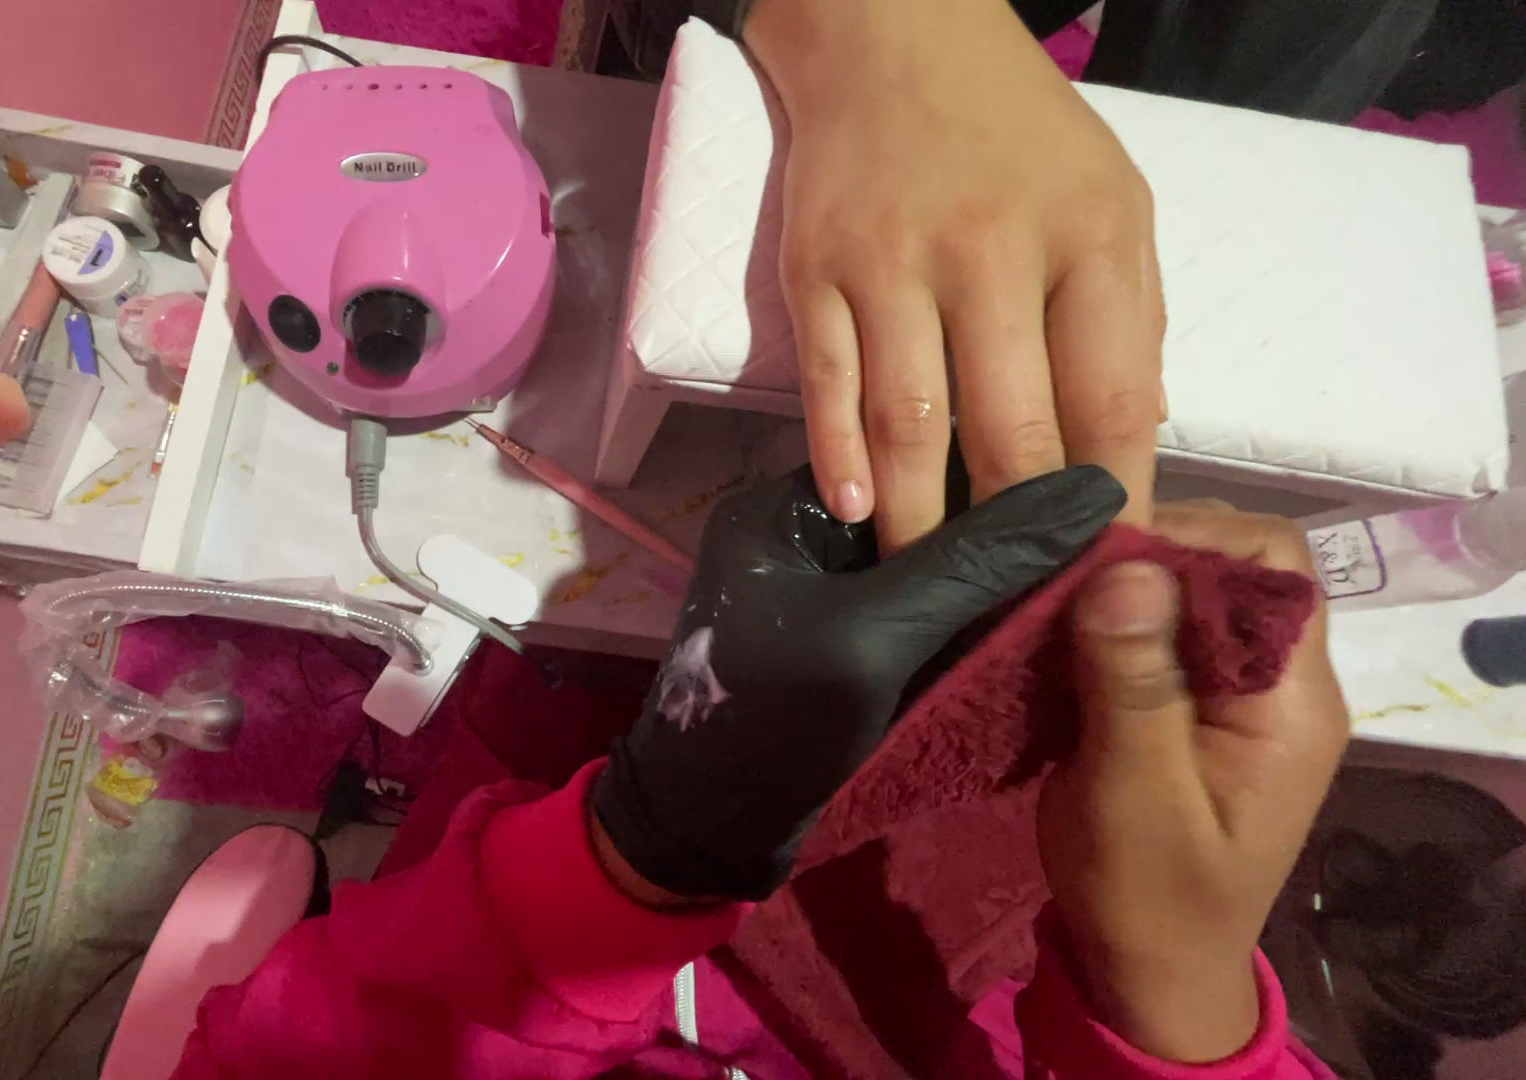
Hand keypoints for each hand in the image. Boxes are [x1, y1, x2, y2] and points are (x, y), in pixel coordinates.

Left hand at [592, 464, 1124, 901]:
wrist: (711, 825)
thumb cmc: (770, 719)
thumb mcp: (870, 635)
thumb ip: (971, 563)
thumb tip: (1092, 489)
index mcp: (780, 508)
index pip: (901, 454)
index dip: (995, 461)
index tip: (1094, 478)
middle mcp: (799, 534)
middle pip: (918, 507)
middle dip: (1002, 523)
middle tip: (1110, 530)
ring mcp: (820, 588)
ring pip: (926, 560)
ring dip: (996, 572)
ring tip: (1096, 567)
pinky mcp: (842, 637)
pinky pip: (918, 607)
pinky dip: (972, 612)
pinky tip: (1043, 613)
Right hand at [742, 0, 1164, 549]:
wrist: (893, 48)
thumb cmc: (1011, 136)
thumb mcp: (1107, 203)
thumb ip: (1119, 320)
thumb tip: (1113, 443)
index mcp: (1091, 236)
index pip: (1109, 397)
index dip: (1103, 497)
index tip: (1092, 566)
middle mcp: (990, 253)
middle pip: (1008, 424)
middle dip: (1007, 529)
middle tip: (1003, 597)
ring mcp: (890, 266)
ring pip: (908, 418)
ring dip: (915, 513)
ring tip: (918, 577)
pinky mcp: (814, 276)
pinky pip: (828, 383)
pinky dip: (835, 454)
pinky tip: (848, 508)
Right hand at [1037, 504, 1349, 1061]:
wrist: (1142, 957)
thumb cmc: (1146, 888)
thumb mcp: (1135, 792)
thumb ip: (1135, 685)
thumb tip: (1126, 571)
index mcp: (1285, 697)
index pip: (1268, 566)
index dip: (1182, 540)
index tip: (1086, 558)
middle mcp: (1264, 678)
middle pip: (1222, 567)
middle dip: (1134, 555)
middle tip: (1048, 574)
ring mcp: (1218, 689)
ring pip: (1173, 594)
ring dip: (1103, 585)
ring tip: (1034, 595)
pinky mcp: (1171, 701)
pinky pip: (1137, 631)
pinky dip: (1087, 618)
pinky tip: (1039, 629)